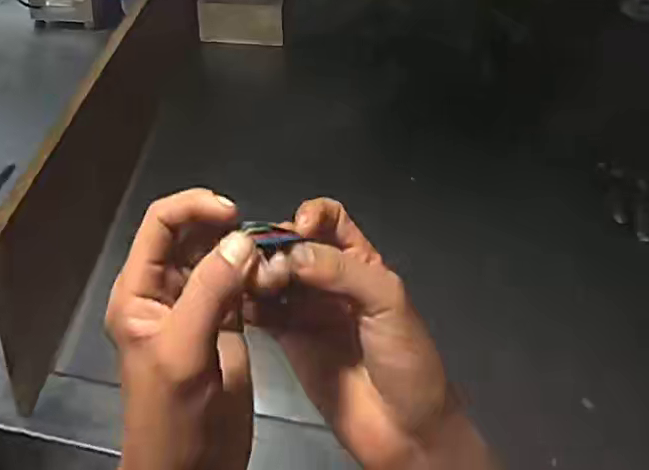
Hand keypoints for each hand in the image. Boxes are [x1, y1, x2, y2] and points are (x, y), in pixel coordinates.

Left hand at [106, 188, 258, 469]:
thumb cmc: (173, 418)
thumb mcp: (185, 351)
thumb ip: (211, 290)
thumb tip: (242, 239)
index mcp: (138, 288)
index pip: (160, 224)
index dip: (192, 207)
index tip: (232, 211)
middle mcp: (162, 288)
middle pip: (188, 233)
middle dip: (220, 226)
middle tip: (255, 234)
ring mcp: (192, 304)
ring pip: (214, 254)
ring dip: (240, 249)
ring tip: (266, 256)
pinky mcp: (220, 321)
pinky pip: (235, 281)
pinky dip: (252, 273)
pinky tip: (269, 275)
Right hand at [249, 199, 492, 469]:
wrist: (408, 434)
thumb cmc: (409, 359)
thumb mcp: (387, 300)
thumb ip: (341, 269)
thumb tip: (291, 254)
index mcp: (357, 259)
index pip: (329, 218)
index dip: (312, 214)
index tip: (299, 227)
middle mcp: (327, 276)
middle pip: (292, 243)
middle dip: (276, 245)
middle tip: (265, 263)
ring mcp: (306, 306)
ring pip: (273, 272)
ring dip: (257, 270)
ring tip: (249, 281)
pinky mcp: (288, 337)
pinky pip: (262, 310)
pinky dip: (247, 301)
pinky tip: (240, 300)